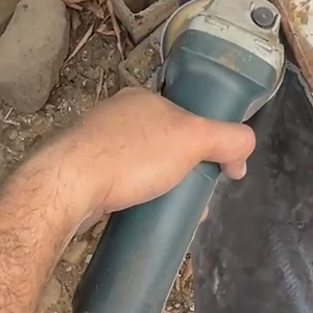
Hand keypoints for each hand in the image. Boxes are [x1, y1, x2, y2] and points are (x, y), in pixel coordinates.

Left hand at [31, 88, 256, 224]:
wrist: (68, 185)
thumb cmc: (132, 155)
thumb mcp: (194, 139)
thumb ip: (228, 139)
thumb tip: (244, 153)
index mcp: (143, 97)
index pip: (185, 114)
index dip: (205, 141)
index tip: (213, 170)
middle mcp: (118, 115)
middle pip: (165, 142)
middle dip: (184, 170)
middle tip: (195, 198)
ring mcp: (96, 143)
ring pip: (142, 165)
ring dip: (160, 187)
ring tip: (170, 211)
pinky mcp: (82, 172)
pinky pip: (120, 183)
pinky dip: (135, 197)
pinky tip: (141, 214)